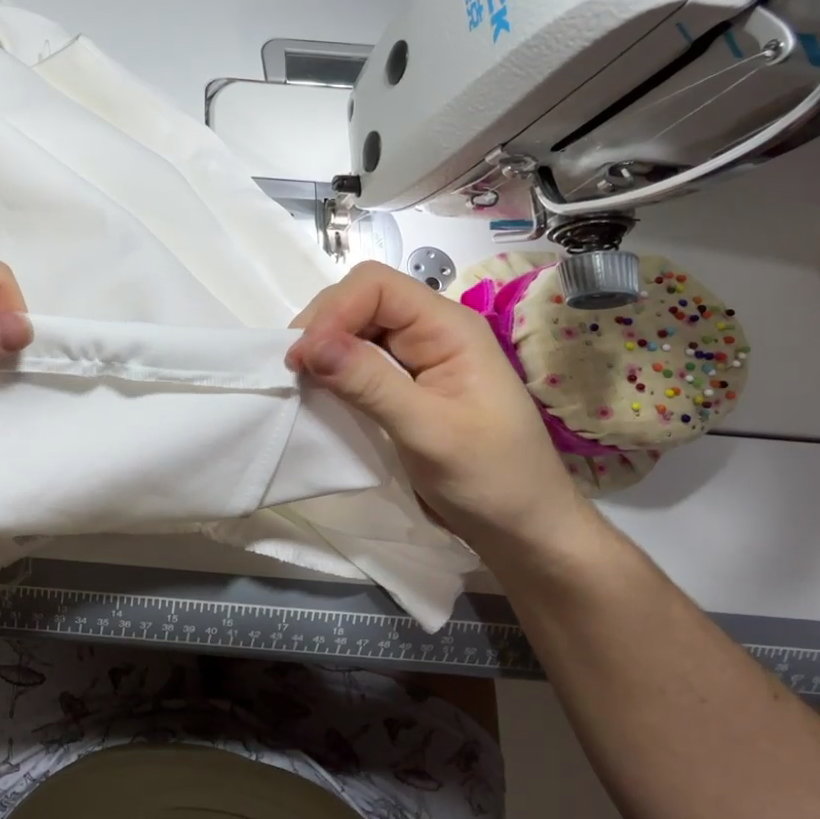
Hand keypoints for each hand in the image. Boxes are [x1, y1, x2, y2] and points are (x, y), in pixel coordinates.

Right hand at [285, 262, 591, 555]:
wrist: (524, 531)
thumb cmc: (491, 479)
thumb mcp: (429, 432)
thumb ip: (370, 384)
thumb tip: (310, 345)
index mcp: (449, 328)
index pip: (376, 286)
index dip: (333, 311)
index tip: (303, 358)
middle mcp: (430, 332)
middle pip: (359, 299)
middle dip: (321, 327)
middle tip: (294, 372)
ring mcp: (415, 358)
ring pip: (352, 329)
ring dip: (322, 349)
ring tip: (302, 382)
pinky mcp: (401, 385)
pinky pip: (355, 361)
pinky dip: (330, 371)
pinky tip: (319, 393)